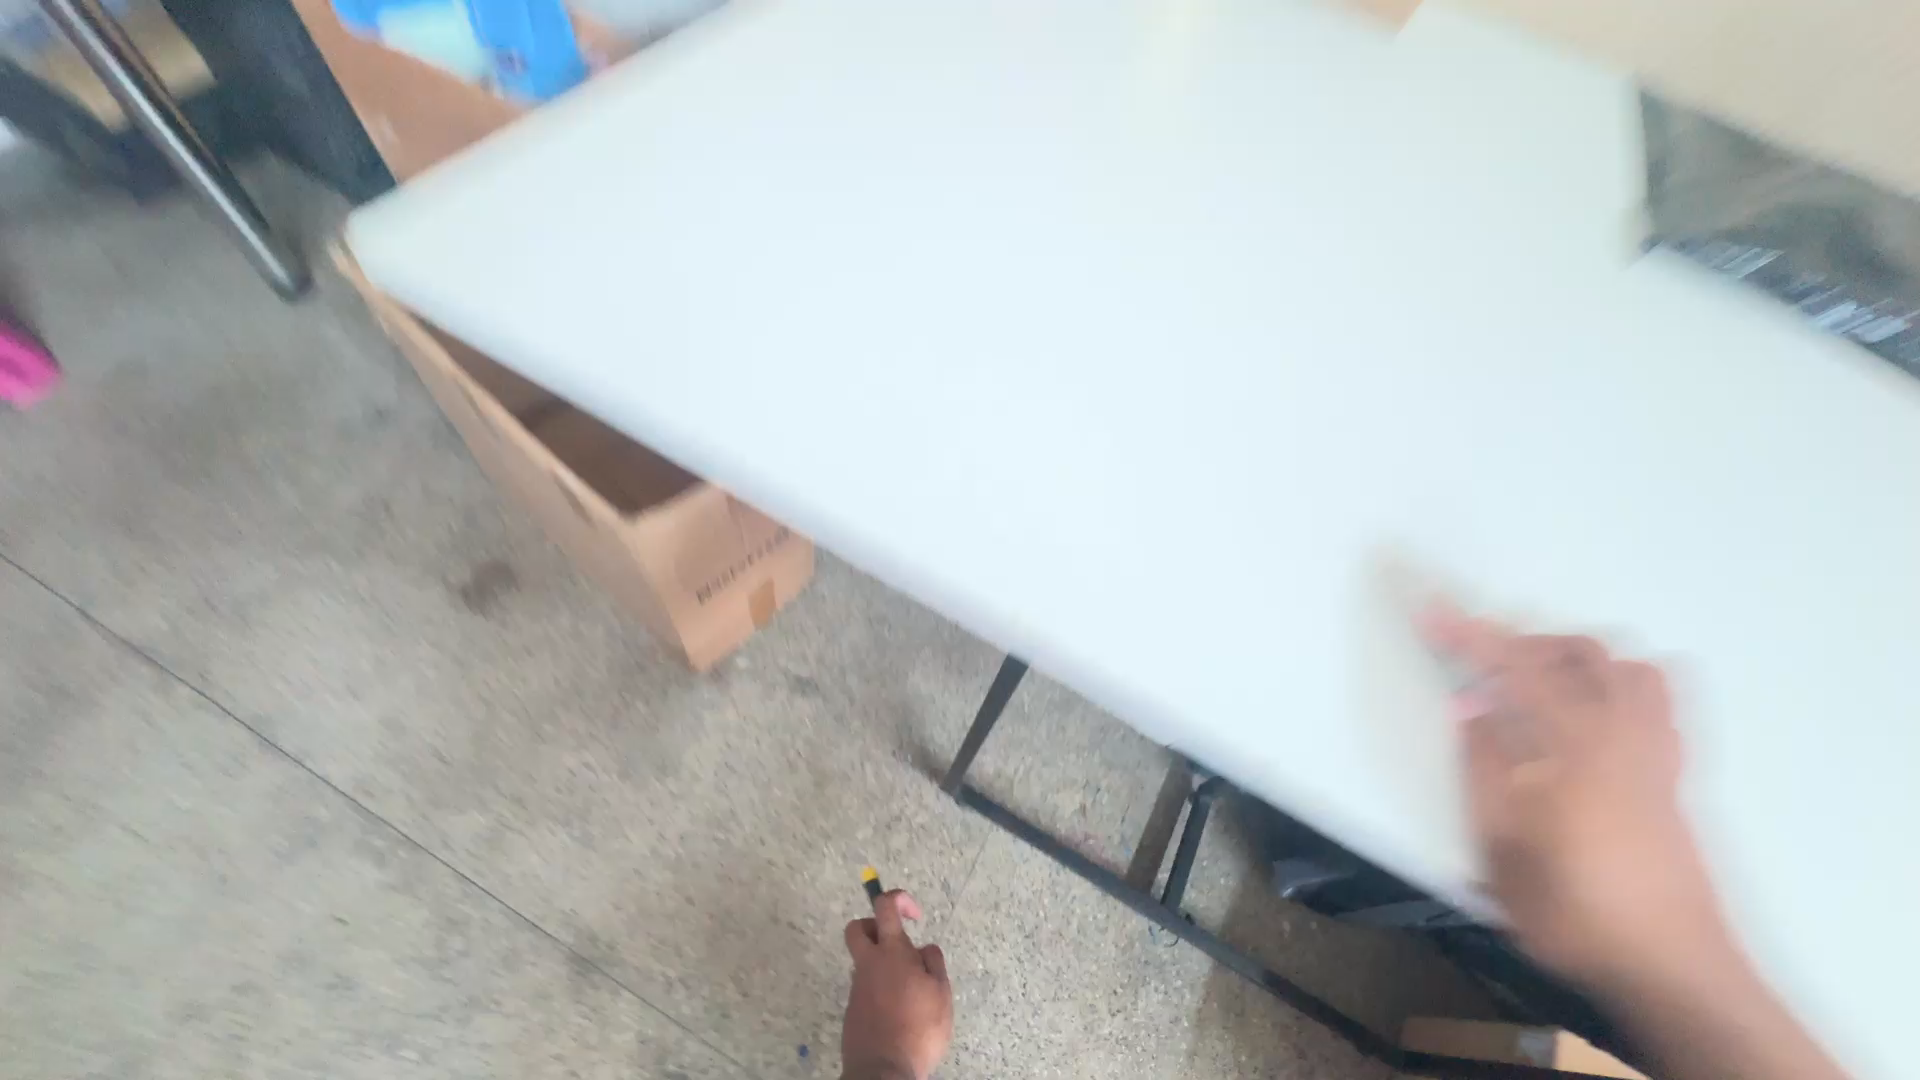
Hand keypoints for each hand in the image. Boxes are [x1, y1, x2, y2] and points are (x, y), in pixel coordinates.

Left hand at [841, 890, 952, 1079]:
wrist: (882, 1072)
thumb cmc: (918, 1030)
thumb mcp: (941, 993)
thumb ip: (933, 962)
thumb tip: (922, 949)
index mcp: (891, 952)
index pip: (885, 905)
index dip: (899, 898)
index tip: (915, 914)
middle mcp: (868, 964)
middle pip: (857, 927)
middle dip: (874, 925)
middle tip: (897, 944)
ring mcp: (856, 988)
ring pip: (864, 961)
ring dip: (883, 965)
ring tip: (909, 992)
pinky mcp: (852, 1011)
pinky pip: (865, 988)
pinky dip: (880, 990)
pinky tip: (899, 1012)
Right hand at [1422, 606, 1735, 993]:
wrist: (1671, 968)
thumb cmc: (1571, 905)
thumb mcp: (1501, 840)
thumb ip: (1483, 763)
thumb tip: (1468, 704)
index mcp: (1576, 747)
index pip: (1516, 669)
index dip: (1467, 635)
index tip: (1430, 611)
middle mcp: (1625, 737)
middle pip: (1582, 653)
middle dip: (1523, 641)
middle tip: (1479, 663)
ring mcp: (1659, 755)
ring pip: (1629, 669)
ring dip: (1574, 660)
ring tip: (1531, 684)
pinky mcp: (1675, 777)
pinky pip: (1656, 703)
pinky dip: (1617, 686)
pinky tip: (1584, 714)